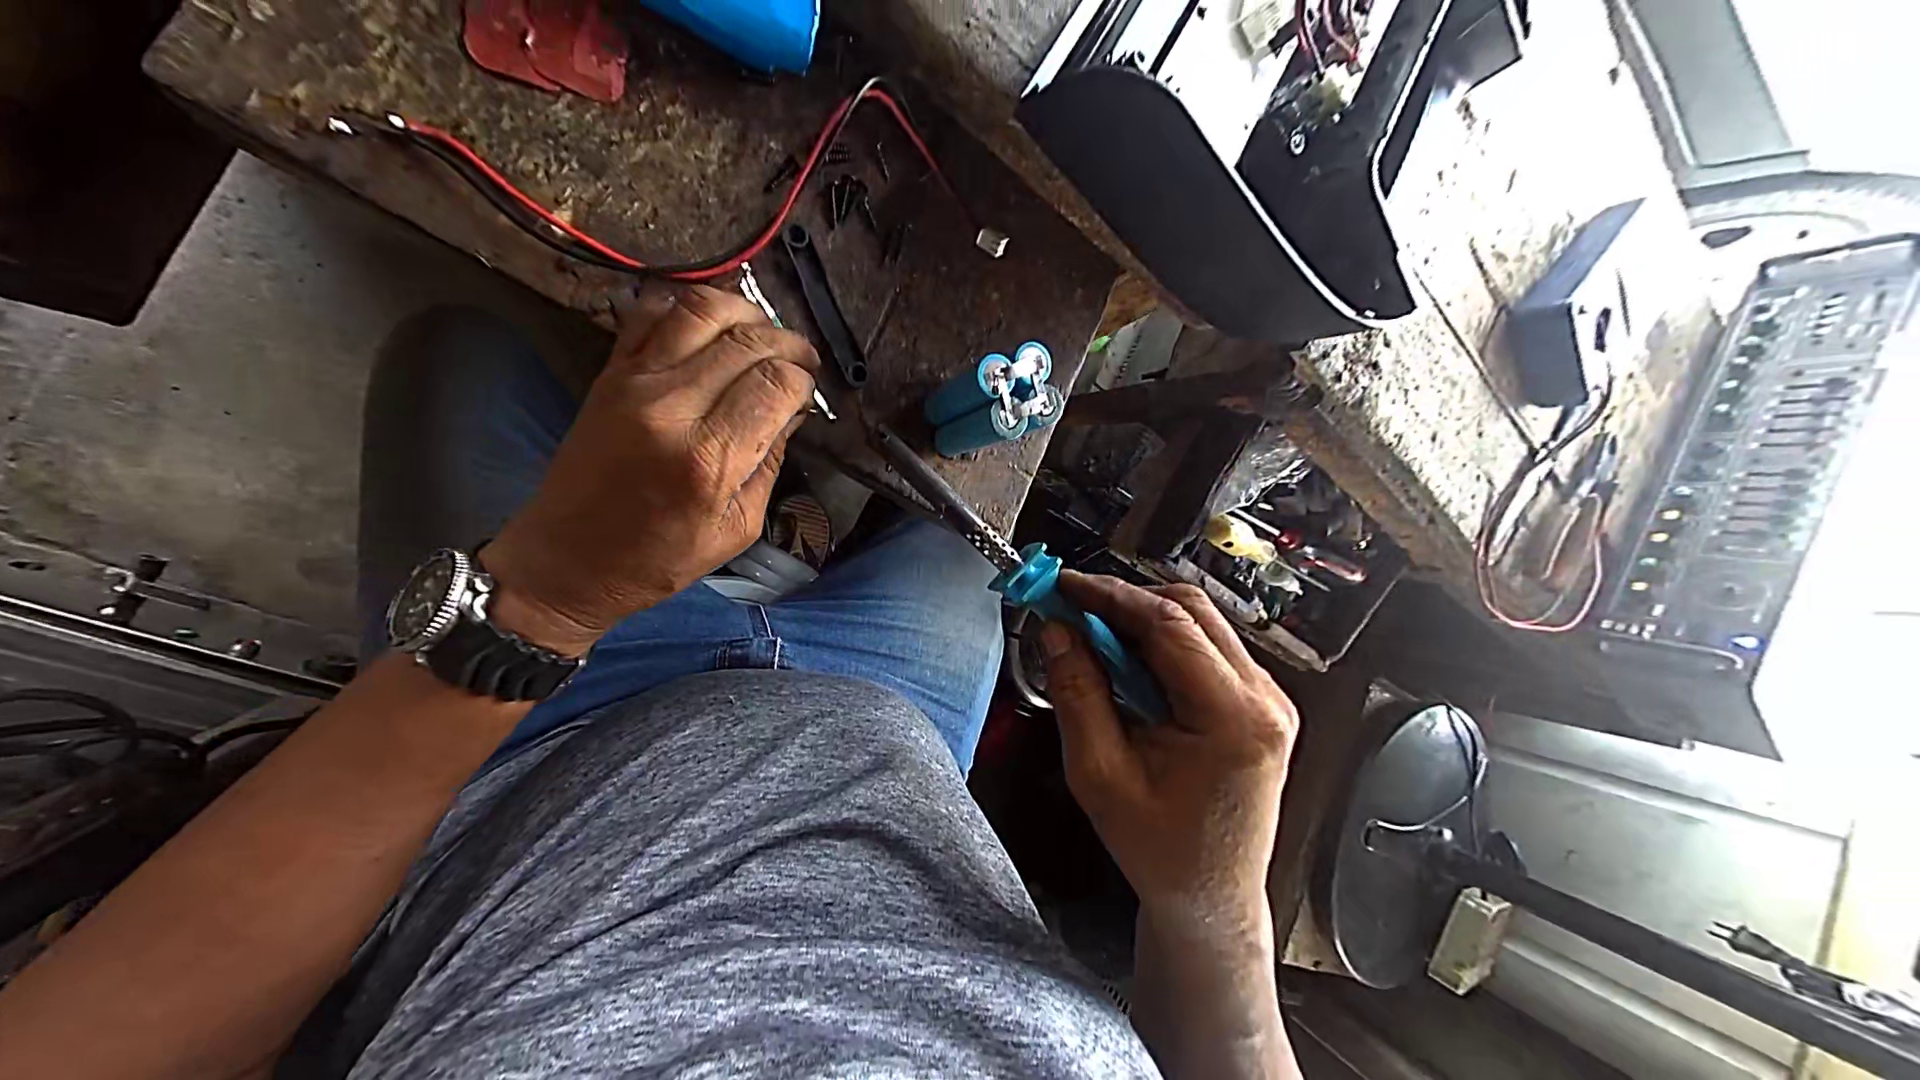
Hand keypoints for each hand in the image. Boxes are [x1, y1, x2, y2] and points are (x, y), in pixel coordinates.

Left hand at [482, 283, 819, 654]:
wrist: (569, 559)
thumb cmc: (660, 558)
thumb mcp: (738, 526)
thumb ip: (768, 462)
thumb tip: (790, 411)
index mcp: (710, 457)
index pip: (776, 384)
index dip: (804, 381)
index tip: (808, 393)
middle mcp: (672, 406)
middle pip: (747, 340)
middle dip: (788, 344)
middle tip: (802, 360)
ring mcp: (634, 382)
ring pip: (701, 309)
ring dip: (745, 313)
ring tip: (764, 333)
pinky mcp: (609, 373)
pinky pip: (651, 313)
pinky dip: (689, 307)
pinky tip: (711, 329)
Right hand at [1040, 574, 1298, 934]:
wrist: (1210, 897)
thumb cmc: (1163, 850)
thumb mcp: (1100, 774)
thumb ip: (1077, 693)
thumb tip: (1059, 632)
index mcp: (1235, 718)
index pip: (1169, 623)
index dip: (1108, 595)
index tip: (1064, 585)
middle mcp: (1264, 699)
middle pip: (1188, 610)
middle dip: (1122, 601)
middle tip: (1069, 606)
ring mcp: (1266, 700)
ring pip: (1197, 623)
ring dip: (1139, 620)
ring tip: (1091, 638)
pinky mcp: (1255, 704)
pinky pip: (1203, 648)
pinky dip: (1158, 643)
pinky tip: (1124, 663)